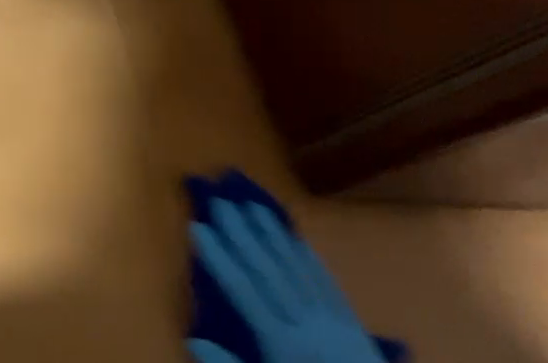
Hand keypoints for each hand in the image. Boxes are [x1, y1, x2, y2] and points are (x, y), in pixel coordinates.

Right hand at [187, 199, 381, 362]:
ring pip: (299, 270)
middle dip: (243, 236)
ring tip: (254, 206)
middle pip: (270, 273)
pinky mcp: (355, 324)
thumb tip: (192, 339)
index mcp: (283, 344)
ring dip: (275, 236)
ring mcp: (334, 321)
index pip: (244, 291)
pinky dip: (311, 259)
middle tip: (222, 203)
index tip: (197, 226)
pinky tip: (297, 239)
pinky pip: (330, 285)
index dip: (219, 258)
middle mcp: (307, 324)